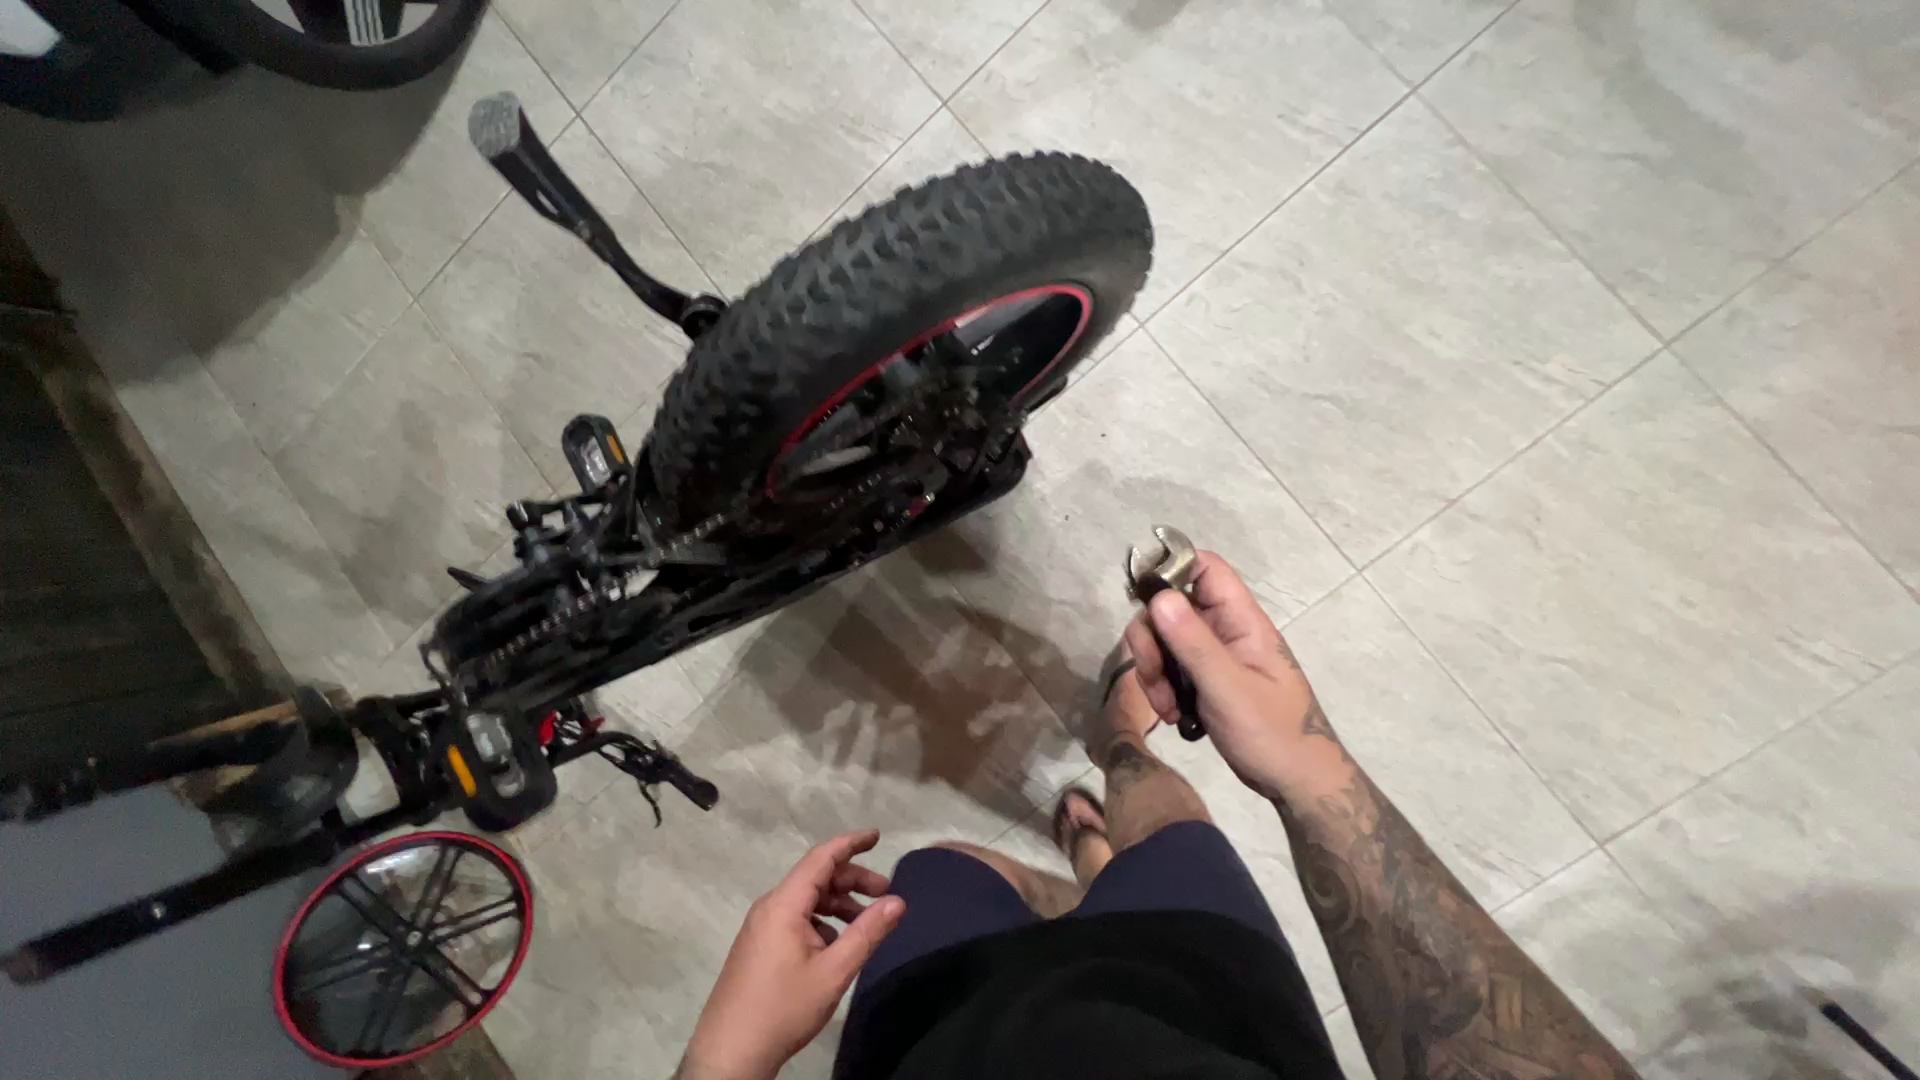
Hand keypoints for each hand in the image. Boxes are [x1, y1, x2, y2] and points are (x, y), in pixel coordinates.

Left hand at [681, 830, 905, 1079]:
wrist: (729, 1055)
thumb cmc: (783, 1008)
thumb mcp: (834, 972)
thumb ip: (867, 932)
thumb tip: (897, 901)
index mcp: (784, 903)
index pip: (822, 857)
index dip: (851, 843)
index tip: (877, 836)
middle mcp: (770, 906)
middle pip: (816, 878)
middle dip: (852, 880)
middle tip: (886, 894)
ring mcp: (761, 927)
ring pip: (806, 900)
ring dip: (839, 904)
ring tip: (867, 923)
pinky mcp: (758, 946)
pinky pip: (795, 918)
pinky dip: (822, 922)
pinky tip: (837, 946)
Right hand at [1123, 551, 1344, 800]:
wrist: (1295, 782)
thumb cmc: (1272, 733)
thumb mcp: (1229, 689)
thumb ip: (1193, 643)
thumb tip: (1159, 596)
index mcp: (1241, 620)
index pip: (1204, 568)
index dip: (1171, 570)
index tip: (1141, 597)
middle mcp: (1225, 629)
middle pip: (1171, 607)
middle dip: (1152, 639)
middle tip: (1154, 675)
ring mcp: (1213, 654)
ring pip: (1164, 639)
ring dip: (1154, 670)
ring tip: (1166, 706)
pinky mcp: (1204, 678)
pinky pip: (1170, 667)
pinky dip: (1162, 687)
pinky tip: (1172, 714)